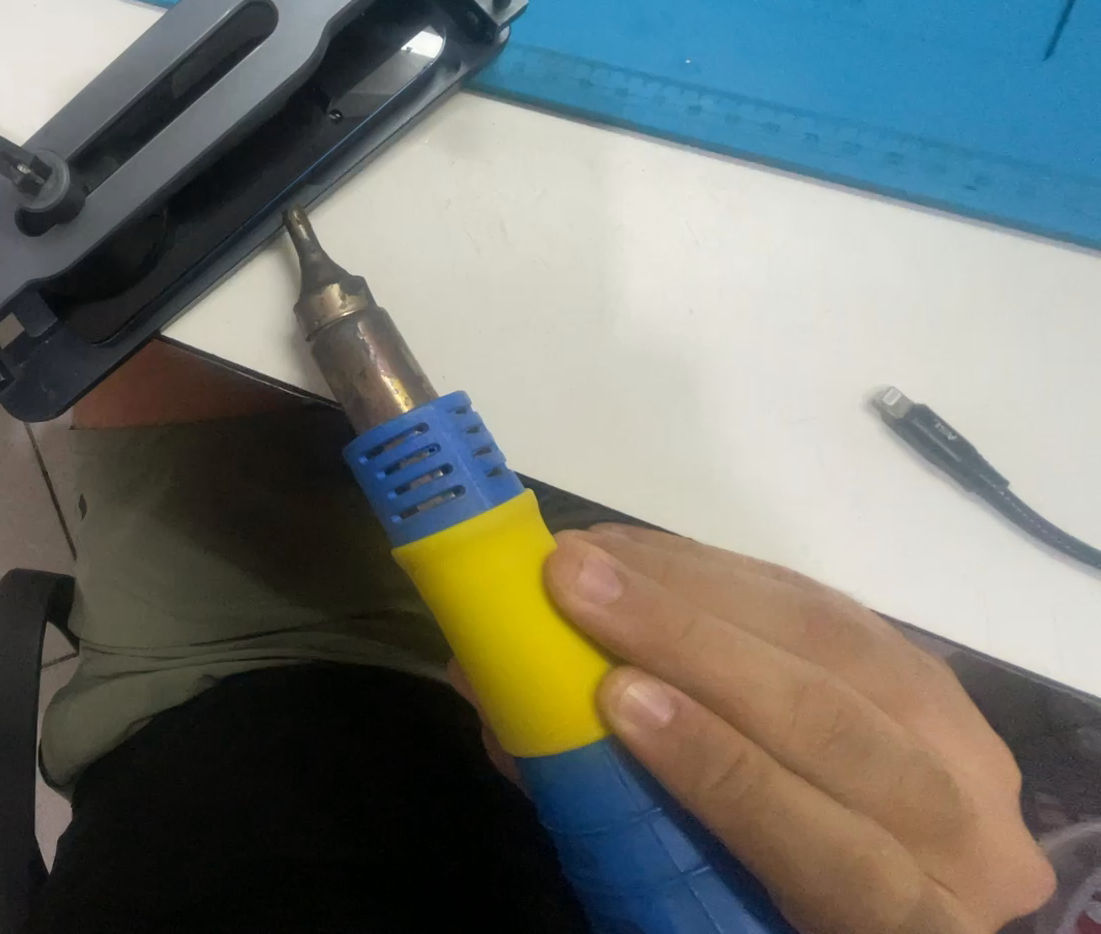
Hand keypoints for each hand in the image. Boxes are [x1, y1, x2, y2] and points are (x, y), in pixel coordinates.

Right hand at [546, 524, 1053, 932]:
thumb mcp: (681, 877)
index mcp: (909, 925)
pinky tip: (627, 547)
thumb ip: (596, 798)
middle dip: (691, 643)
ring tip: (583, 549)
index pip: (840, 858)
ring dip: (688, 585)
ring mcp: (951, 734)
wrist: (870, 850)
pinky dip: (706, 566)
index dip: (724, 771)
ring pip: (836, 642)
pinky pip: (811, 595)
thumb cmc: (746, 881)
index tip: (615, 696)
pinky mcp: (907, 658)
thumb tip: (483, 690)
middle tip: (570, 583)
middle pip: (841, 729)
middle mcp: (961, 832)